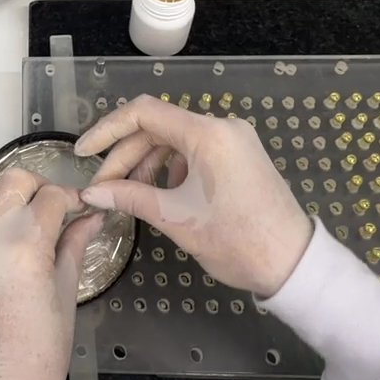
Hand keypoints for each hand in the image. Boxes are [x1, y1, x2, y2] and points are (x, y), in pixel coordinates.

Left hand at [0, 168, 105, 379]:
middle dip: (38, 187)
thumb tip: (92, 216)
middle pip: (15, 180)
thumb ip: (75, 246)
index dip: (70, 198)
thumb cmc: (38, 357)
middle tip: (50, 207)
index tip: (77, 206)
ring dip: (7, 197)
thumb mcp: (66, 298)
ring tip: (21, 219)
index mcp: (27, 247)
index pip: (52, 196)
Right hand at [76, 95, 311, 295]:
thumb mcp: (176, 219)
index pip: (143, 113)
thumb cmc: (236, 241)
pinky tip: (160, 193)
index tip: (83, 153)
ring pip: (174, 139)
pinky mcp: (239, 154)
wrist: (296, 267)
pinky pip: (193, 150)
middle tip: (103, 187)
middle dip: (126, 156)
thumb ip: (129, 197)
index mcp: (207, 134)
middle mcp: (220, 126)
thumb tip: (90, 194)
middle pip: (157, 127)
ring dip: (146, 163)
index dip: (107, 130)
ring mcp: (233, 139)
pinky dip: (170, 167)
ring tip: (128, 194)